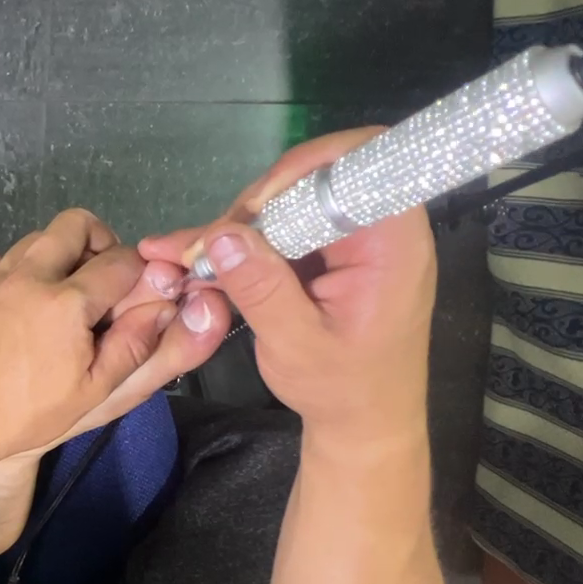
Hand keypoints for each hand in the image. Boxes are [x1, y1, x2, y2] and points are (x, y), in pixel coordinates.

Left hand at [0, 221, 227, 557]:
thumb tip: (164, 306)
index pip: (121, 261)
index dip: (139, 273)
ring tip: (67, 290)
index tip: (137, 294)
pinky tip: (31, 298)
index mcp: (68, 302)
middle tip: (102, 277)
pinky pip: (8, 255)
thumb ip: (132, 345)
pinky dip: (28, 264)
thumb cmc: (26, 412)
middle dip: (99, 240)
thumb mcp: (91, 390)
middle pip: (76, 223)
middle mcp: (32, 276)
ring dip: (61, 251)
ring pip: (39, 235)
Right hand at [136, 128, 436, 452]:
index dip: (302, 169)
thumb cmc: (341, 389)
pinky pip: (282, 234)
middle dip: (253, 206)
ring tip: (191, 255)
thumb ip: (261, 289)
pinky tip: (204, 262)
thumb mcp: (295, 344)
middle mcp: (376, 229)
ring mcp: (349, 242)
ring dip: (239, 227)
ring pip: (289, 206)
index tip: (251, 209)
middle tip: (205, 245)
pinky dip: (243, 246)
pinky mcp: (326, 258)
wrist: (361, 421)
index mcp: (390, 241)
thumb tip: (220, 237)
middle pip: (313, 181)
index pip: (360, 162)